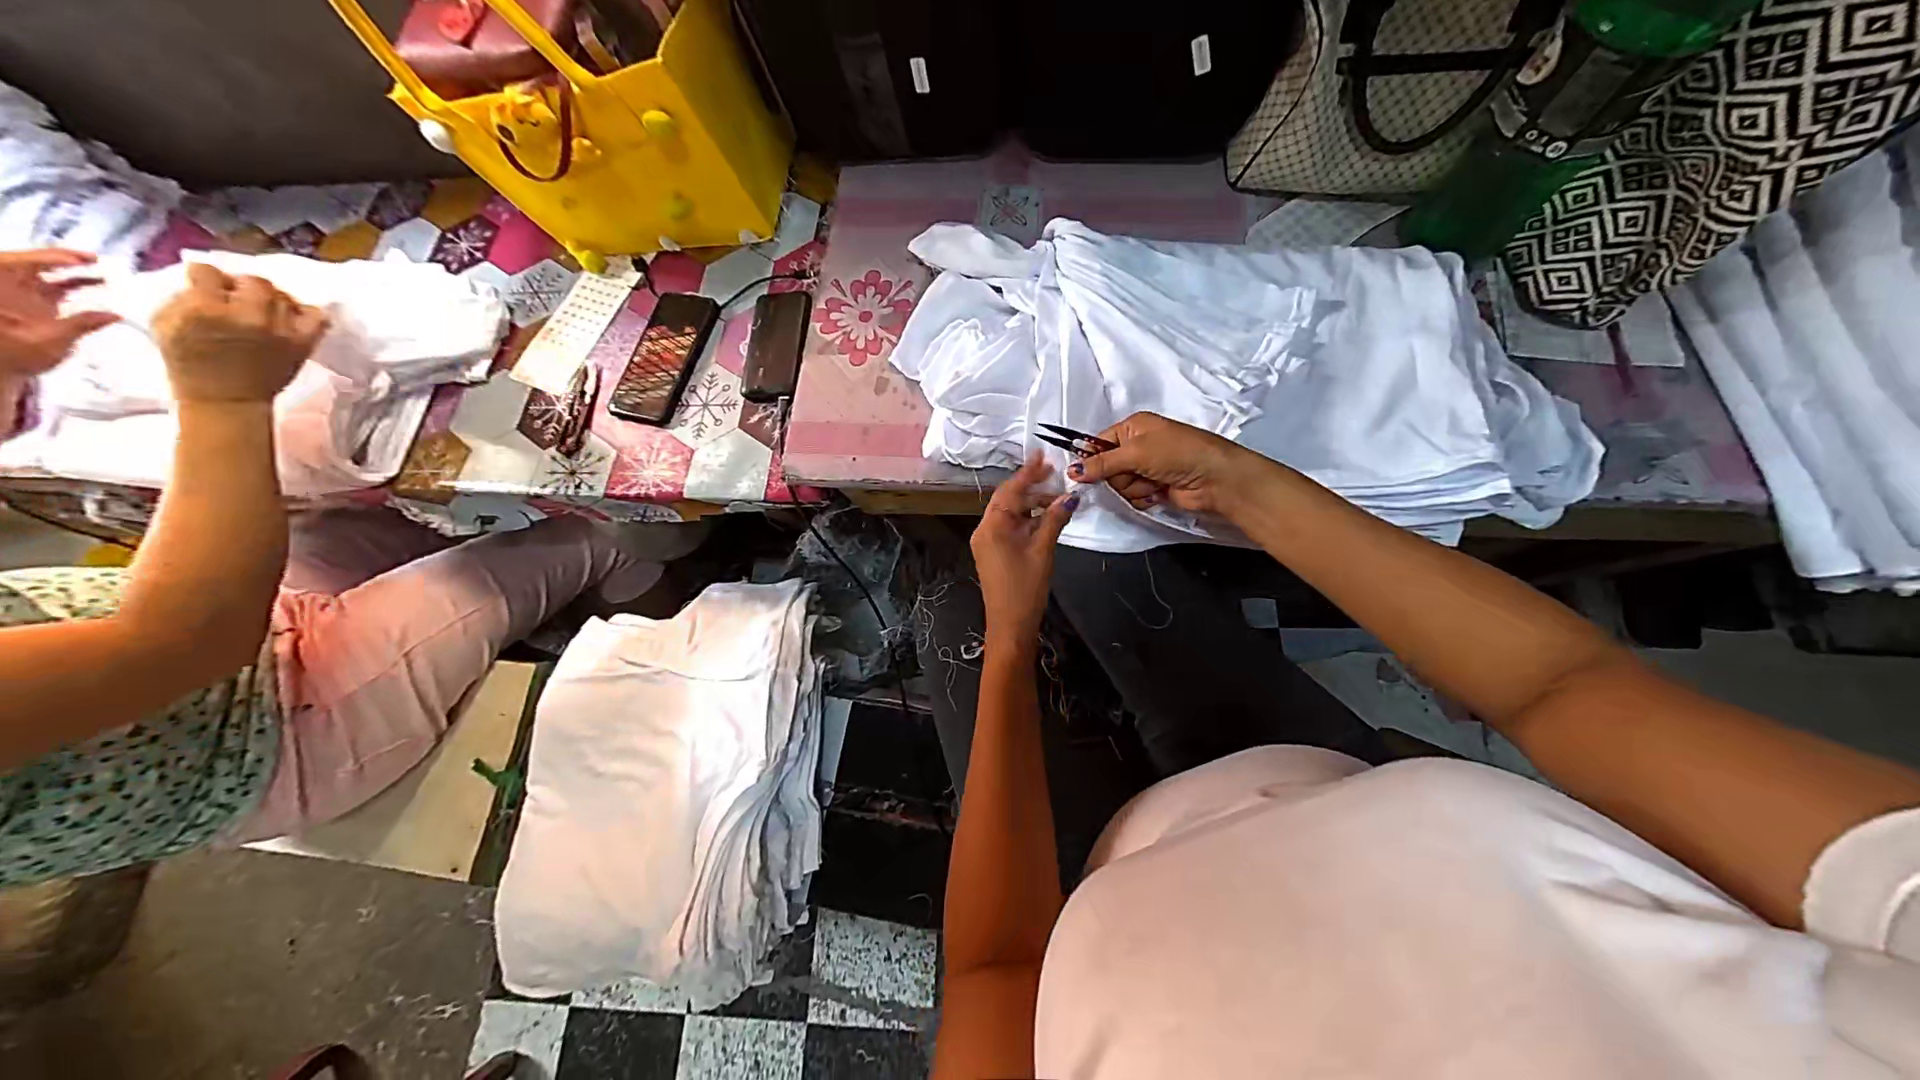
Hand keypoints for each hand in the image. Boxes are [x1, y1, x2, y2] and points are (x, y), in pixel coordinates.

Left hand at [0, 248, 118, 376]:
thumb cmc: (17, 358)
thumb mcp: (50, 342)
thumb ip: (80, 326)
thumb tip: (113, 315)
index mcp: (0, 290)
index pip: (17, 263)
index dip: (47, 259)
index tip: (80, 261)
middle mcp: (6, 288)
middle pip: (29, 263)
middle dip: (60, 259)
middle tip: (94, 259)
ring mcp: (19, 295)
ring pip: (43, 273)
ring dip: (70, 269)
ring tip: (99, 267)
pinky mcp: (34, 305)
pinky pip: (54, 287)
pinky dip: (74, 284)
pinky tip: (97, 284)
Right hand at [152, 263, 327, 403]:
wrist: (227, 398)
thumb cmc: (189, 361)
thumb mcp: (164, 322)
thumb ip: (184, 295)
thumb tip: (204, 281)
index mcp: (206, 308)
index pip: (209, 271)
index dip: (205, 276)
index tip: (204, 284)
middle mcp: (249, 315)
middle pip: (254, 281)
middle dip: (241, 285)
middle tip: (235, 296)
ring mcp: (282, 329)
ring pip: (284, 296)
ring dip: (272, 298)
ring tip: (261, 309)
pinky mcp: (304, 343)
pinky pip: (317, 317)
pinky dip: (306, 312)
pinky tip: (290, 317)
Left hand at [971, 451, 1078, 643]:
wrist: (1010, 625)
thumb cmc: (1025, 589)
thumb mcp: (1043, 550)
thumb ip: (1055, 519)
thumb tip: (1070, 496)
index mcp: (991, 526)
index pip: (1011, 490)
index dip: (1029, 471)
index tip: (1043, 455)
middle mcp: (984, 530)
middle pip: (1008, 499)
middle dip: (1031, 486)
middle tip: (1055, 474)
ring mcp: (987, 541)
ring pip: (1010, 513)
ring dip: (1031, 503)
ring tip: (1056, 496)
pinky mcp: (993, 552)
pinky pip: (1009, 526)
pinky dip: (1026, 519)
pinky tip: (1045, 517)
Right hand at [1067, 411, 1263, 516]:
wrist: (1215, 479)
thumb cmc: (1178, 453)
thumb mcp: (1136, 452)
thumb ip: (1102, 463)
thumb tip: (1072, 471)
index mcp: (1133, 426)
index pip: (1098, 443)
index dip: (1091, 459)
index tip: (1083, 473)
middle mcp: (1138, 445)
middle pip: (1106, 468)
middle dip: (1119, 476)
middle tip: (1136, 473)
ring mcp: (1146, 468)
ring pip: (1119, 485)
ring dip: (1133, 488)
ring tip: (1153, 482)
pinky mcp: (1153, 487)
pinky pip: (1132, 496)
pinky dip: (1142, 497)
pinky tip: (1158, 492)